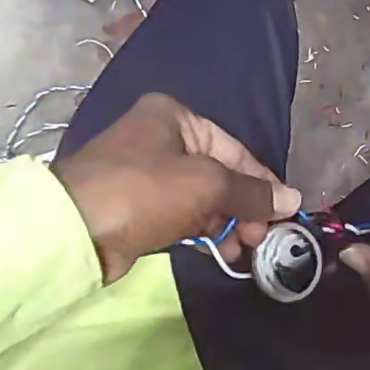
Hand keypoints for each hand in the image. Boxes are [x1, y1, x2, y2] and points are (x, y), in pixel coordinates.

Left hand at [52, 93, 300, 282]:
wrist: (76, 228)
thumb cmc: (146, 192)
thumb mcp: (208, 186)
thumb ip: (253, 193)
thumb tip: (293, 199)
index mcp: (176, 117)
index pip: (236, 150)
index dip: (263, 184)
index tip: (284, 215)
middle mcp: (162, 138)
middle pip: (221, 175)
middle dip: (245, 209)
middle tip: (260, 239)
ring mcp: (148, 173)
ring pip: (204, 199)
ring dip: (228, 225)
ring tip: (242, 251)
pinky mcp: (139, 206)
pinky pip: (184, 215)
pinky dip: (204, 231)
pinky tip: (221, 252)